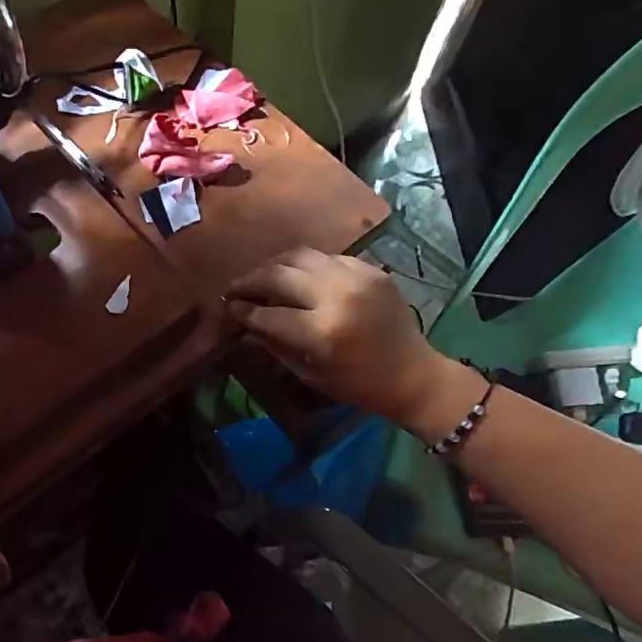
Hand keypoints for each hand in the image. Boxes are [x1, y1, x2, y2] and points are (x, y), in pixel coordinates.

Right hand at [225, 249, 478, 435]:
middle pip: (279, 274)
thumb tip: (246, 323)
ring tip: (261, 276)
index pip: (268, 313)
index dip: (243, 310)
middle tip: (235, 288)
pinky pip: (327, 257)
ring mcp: (355, 277)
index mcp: (321, 331)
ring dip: (274, 264)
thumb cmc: (358, 385)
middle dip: (250, 280)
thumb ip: (275, 344)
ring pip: (300, 255)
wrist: (412, 373)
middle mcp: (336, 296)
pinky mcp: (370, 269)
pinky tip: (295, 275)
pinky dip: (305, 264)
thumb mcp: (310, 373)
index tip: (229, 308)